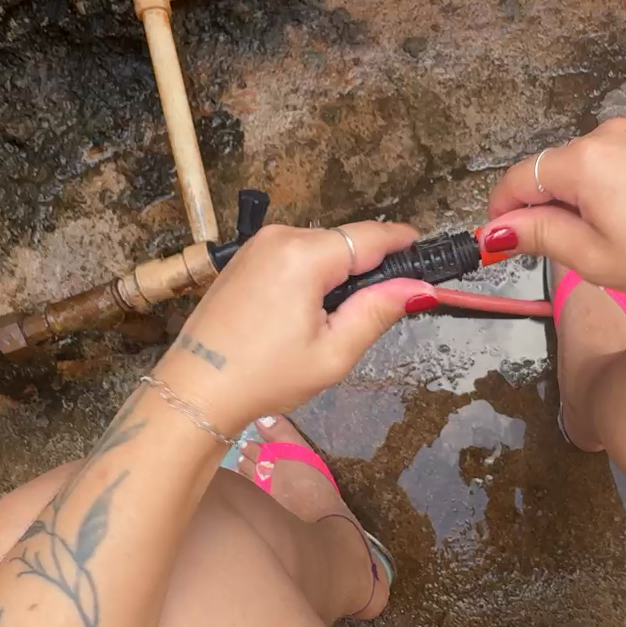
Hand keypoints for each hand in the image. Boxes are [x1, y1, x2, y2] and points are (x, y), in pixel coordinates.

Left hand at [153, 222, 435, 432]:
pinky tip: (304, 315)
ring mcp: (258, 245)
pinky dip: (312, 276)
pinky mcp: (245, 258)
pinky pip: (295, 256)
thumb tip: (422, 288)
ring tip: (333, 322)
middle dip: (367, 269)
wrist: (196, 390)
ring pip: (321, 249)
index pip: (372, 236)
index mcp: (305, 255)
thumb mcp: (334, 352)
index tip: (429, 254)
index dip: (404, 243)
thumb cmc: (266, 376)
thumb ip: (380, 311)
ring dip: (338, 275)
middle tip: (377, 312)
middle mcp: (280, 237)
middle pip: (346, 242)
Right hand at [484, 112, 625, 298]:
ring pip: (591, 157)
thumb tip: (495, 229)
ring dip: (587, 186)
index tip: (503, 236)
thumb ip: (538, 235)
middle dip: (550, 201)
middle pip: (556, 167)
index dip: (503, 210)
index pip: (519, 179)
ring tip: (616, 226)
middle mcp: (608, 132)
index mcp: (582, 162)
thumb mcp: (592, 258)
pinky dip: (620, 171)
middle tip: (570, 244)